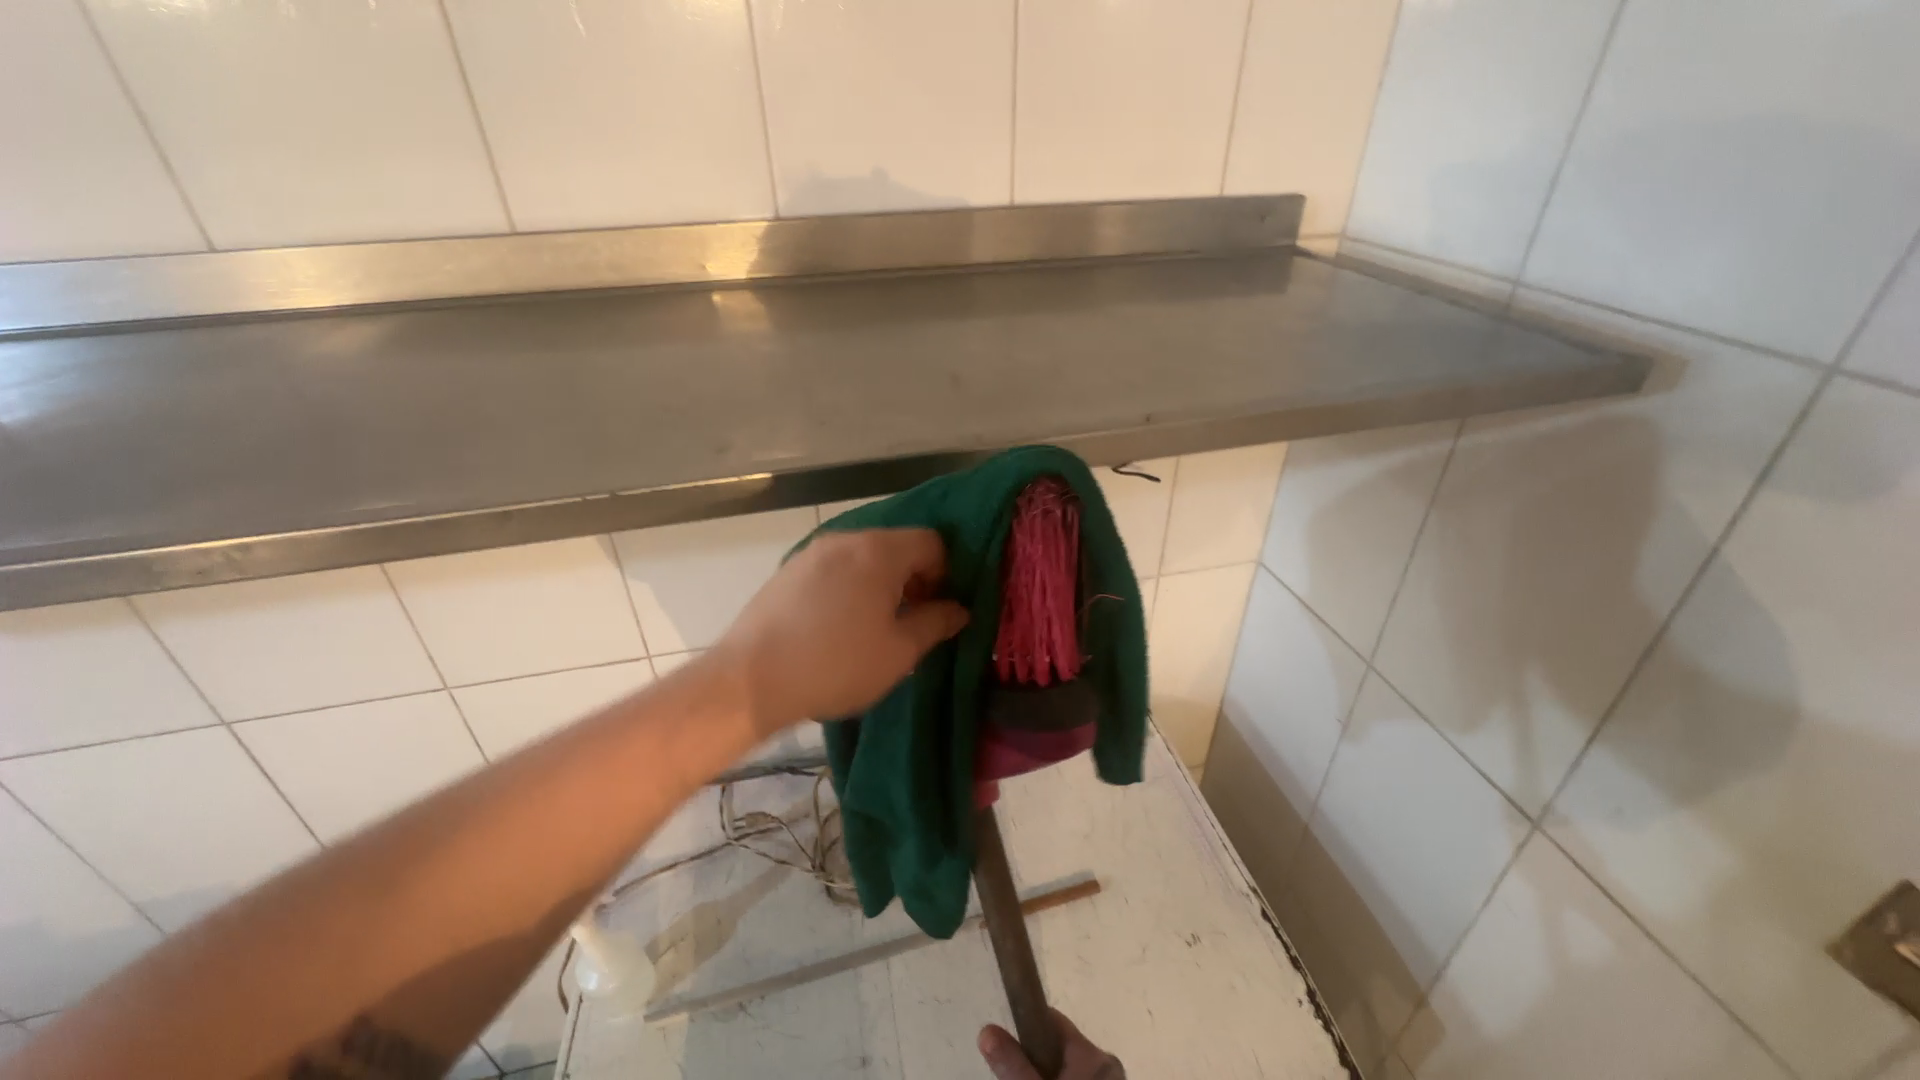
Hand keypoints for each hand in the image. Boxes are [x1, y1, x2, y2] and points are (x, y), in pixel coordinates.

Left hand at [708, 528, 968, 733]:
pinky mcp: (788, 571)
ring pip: (863, 558)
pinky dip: (849, 588)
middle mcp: (846, 539)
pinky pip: (834, 570)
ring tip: (876, 628)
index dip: (947, 574)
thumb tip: (958, 609)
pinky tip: (840, 627)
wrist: (751, 680)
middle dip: (914, 579)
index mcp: (879, 551)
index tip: (940, 611)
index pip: (933, 543)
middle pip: (897, 546)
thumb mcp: (899, 652)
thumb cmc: (837, 665)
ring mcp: (812, 553)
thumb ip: (935, 623)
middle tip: (913, 622)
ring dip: (881, 585)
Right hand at [978, 1012, 1124, 1079]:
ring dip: (1041, 1079)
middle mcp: (1107, 1066)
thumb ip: (1012, 1066)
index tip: (1004, 1046)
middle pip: (1058, 1049)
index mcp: (1094, 1055)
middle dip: (1031, 1062)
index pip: (1053, 1022)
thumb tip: (987, 1030)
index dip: (1025, 1028)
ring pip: (1065, 1072)